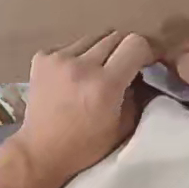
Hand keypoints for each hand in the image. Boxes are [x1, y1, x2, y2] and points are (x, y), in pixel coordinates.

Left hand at [12, 30, 156, 185]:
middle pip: (115, 36)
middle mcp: (81, 65)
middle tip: (125, 67)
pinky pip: (69, 45)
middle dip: (125, 50)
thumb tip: (142, 72)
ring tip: (98, 71)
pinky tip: (73, 76)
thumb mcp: (124, 126)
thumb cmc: (87, 146)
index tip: (147, 62)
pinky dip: (77, 56)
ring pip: (92, 38)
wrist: (41, 151)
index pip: (136, 44)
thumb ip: (138, 95)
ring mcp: (58, 59)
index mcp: (105, 84)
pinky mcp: (41, 58)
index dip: (147, 50)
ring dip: (100, 51)